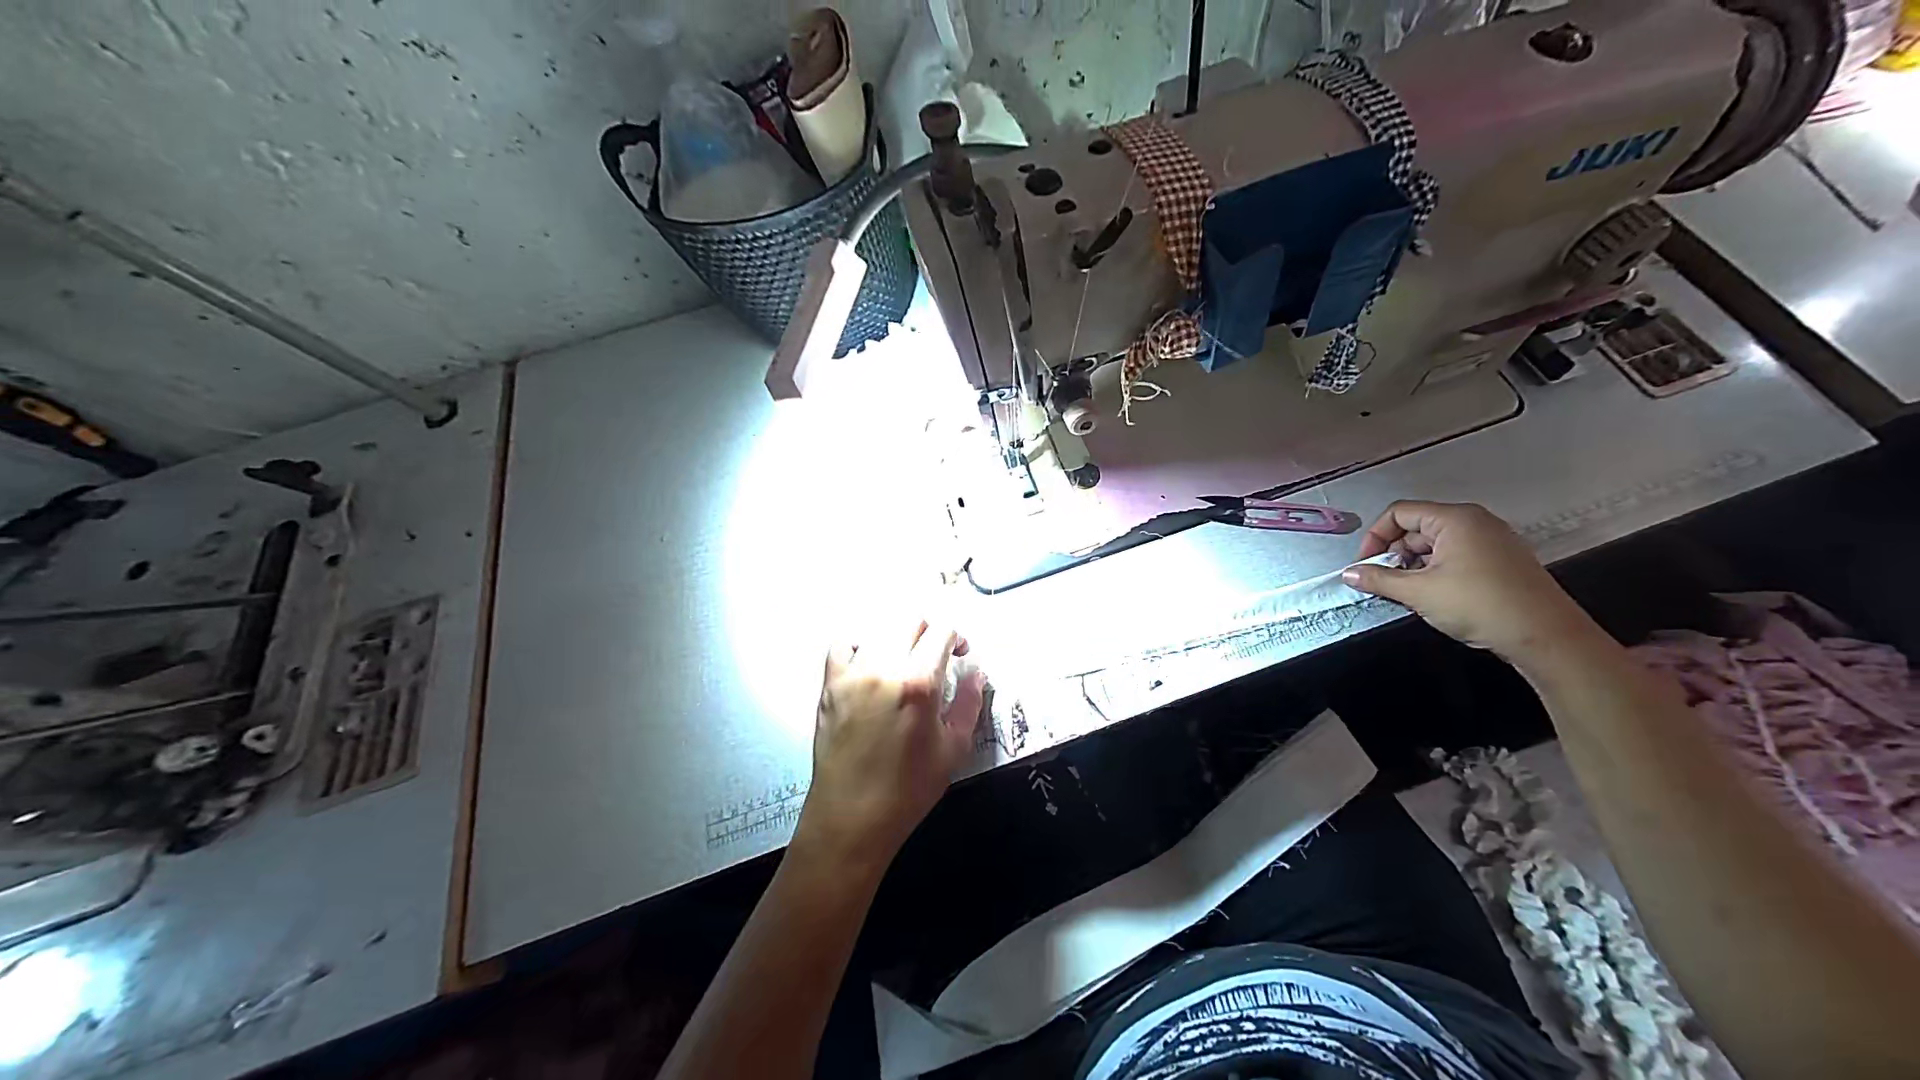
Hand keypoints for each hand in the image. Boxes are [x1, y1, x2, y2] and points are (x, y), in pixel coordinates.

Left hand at [793, 620, 986, 874]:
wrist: (852, 817)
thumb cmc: (908, 789)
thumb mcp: (954, 748)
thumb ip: (969, 702)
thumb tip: (975, 672)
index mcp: (918, 682)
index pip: (941, 631)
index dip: (957, 636)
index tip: (961, 652)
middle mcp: (883, 668)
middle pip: (909, 619)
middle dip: (929, 629)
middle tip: (936, 653)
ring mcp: (852, 673)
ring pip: (878, 627)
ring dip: (899, 634)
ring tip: (906, 658)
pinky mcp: (830, 684)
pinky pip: (844, 644)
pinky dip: (861, 643)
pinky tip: (871, 661)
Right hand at [1341, 501, 1601, 662]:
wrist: (1546, 637)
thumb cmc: (1480, 605)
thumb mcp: (1418, 593)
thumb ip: (1378, 579)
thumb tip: (1350, 573)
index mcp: (1455, 519)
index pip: (1399, 513)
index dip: (1375, 537)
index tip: (1364, 565)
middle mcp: (1475, 522)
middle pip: (1416, 527)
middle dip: (1394, 554)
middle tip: (1383, 582)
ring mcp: (1492, 541)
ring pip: (1435, 544)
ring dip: (1413, 566)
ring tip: (1408, 593)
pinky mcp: (1501, 561)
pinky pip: (1456, 556)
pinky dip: (1436, 571)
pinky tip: (1434, 596)